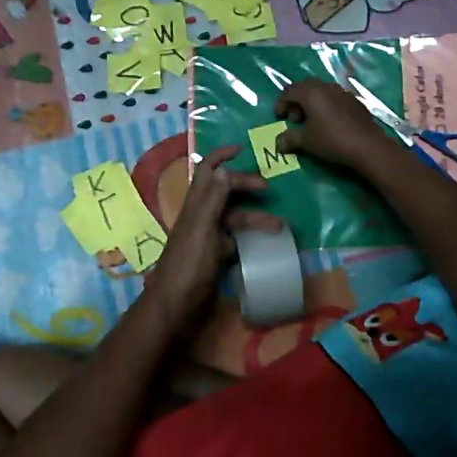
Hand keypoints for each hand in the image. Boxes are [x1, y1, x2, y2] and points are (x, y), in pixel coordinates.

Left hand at [146, 145, 278, 327]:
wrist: (175, 307)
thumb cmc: (188, 266)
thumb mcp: (202, 229)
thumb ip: (212, 199)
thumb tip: (223, 167)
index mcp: (195, 205)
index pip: (206, 171)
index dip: (220, 156)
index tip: (242, 149)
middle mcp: (201, 216)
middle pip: (225, 192)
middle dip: (246, 186)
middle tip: (269, 189)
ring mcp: (208, 237)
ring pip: (235, 218)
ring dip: (256, 217)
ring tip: (281, 226)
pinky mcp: (215, 256)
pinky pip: (237, 239)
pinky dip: (251, 238)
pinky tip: (267, 243)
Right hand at [273, 80, 401, 171]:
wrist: (368, 146)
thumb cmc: (331, 140)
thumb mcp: (306, 142)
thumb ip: (289, 139)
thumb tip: (278, 143)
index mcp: (311, 92)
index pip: (289, 91)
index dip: (281, 103)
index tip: (280, 117)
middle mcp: (326, 87)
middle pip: (305, 88)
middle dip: (296, 102)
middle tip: (295, 119)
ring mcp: (343, 92)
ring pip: (321, 92)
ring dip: (312, 103)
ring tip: (312, 122)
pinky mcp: (355, 101)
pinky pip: (334, 98)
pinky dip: (326, 106)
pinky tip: (329, 123)